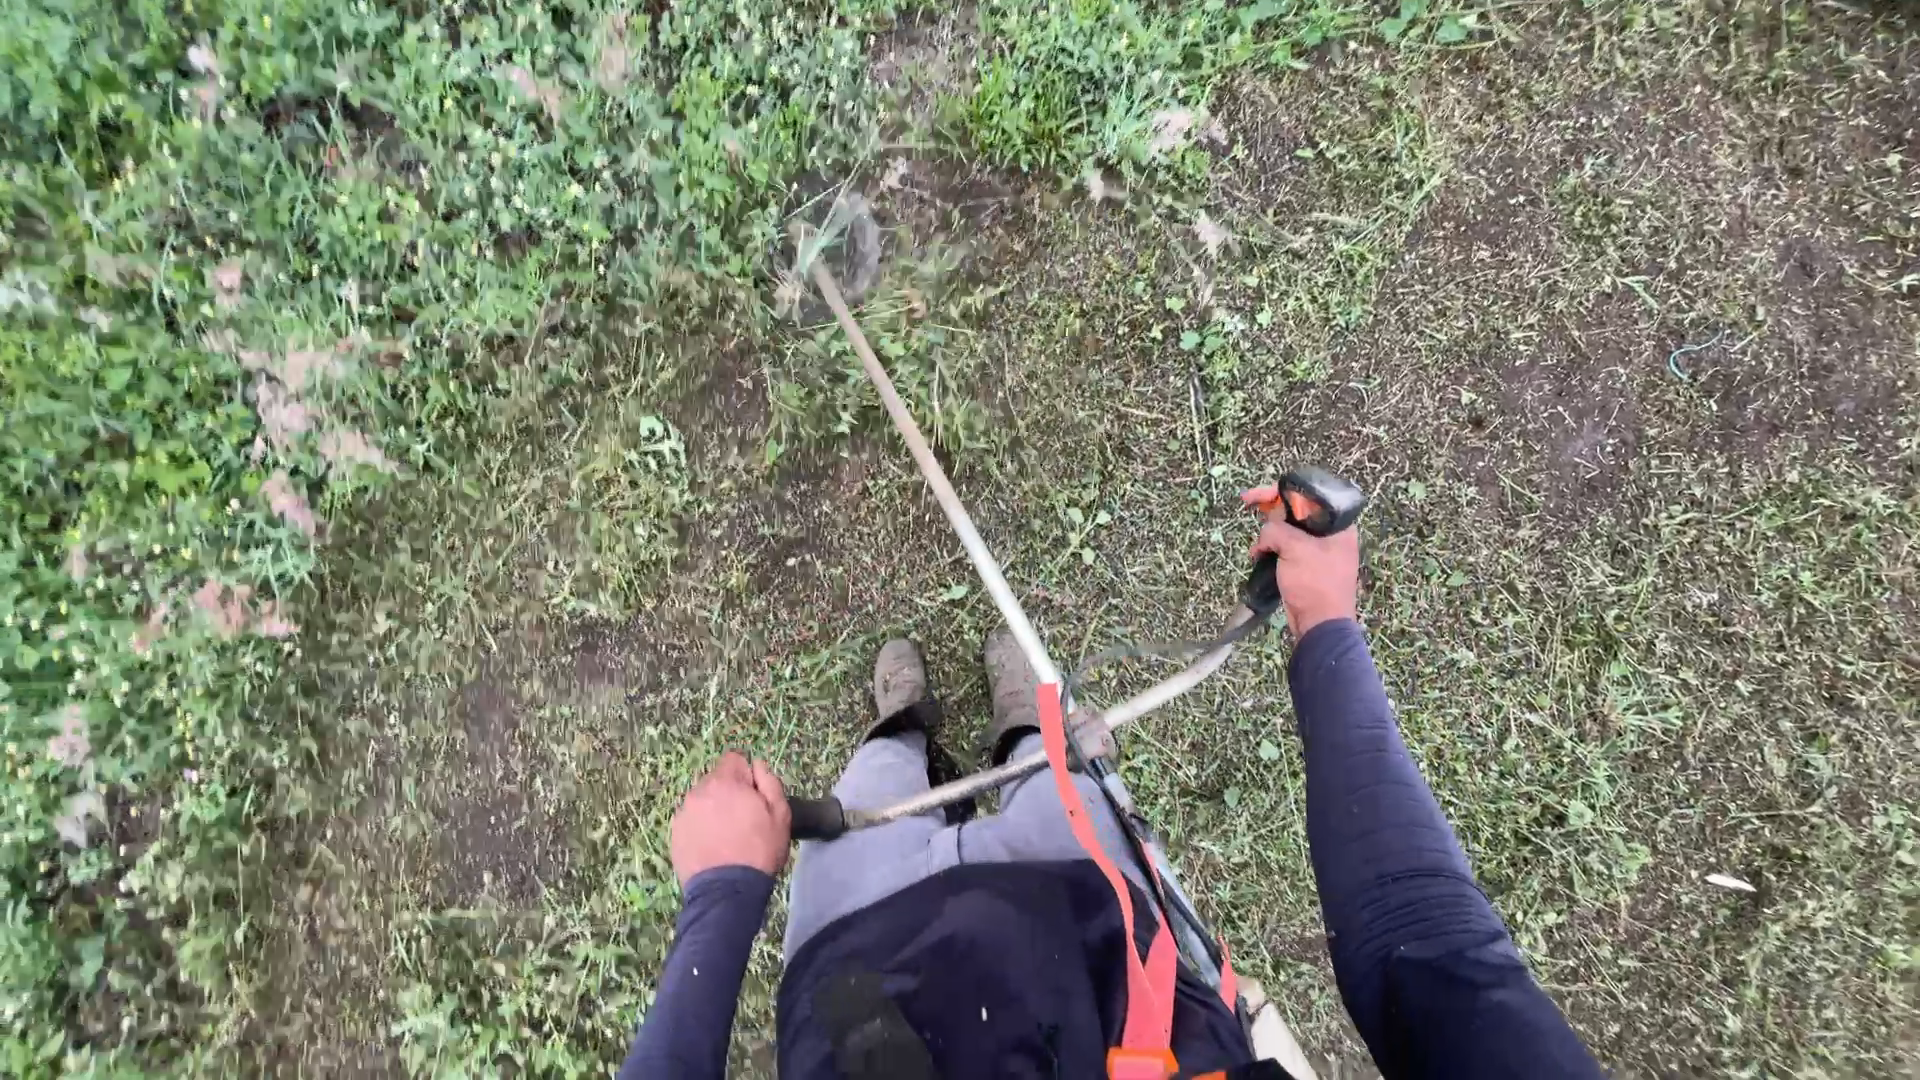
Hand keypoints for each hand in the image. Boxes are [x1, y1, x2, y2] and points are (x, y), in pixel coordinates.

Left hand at [669, 752, 791, 886]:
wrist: (726, 892)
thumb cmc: (759, 850)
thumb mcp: (780, 813)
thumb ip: (769, 781)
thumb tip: (756, 765)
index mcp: (726, 782)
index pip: (734, 759)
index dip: (747, 775)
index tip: (754, 795)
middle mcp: (699, 791)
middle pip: (717, 779)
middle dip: (729, 791)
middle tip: (743, 818)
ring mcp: (683, 813)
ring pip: (703, 799)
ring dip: (714, 808)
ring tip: (726, 835)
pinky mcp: (674, 834)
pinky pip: (692, 819)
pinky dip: (701, 826)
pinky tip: (712, 845)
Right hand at [1242, 485, 1360, 636]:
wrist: (1320, 623)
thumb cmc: (1315, 583)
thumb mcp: (1295, 548)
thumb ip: (1277, 530)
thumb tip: (1265, 536)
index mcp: (1337, 524)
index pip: (1305, 497)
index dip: (1277, 492)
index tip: (1252, 496)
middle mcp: (1329, 533)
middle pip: (1294, 511)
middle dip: (1270, 513)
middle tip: (1248, 505)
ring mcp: (1317, 549)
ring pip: (1286, 530)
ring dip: (1267, 536)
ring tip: (1258, 550)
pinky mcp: (1305, 564)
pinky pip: (1284, 547)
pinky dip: (1270, 549)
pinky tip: (1258, 557)